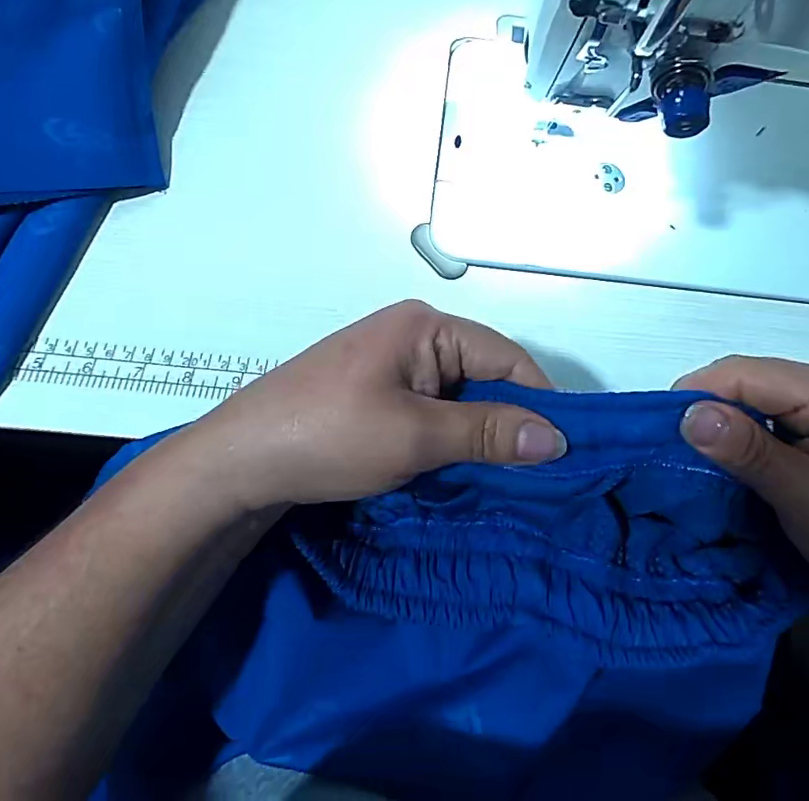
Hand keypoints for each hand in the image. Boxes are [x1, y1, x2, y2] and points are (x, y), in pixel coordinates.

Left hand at [174, 301, 566, 511]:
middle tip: (539, 478)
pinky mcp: (374, 391)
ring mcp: (389, 362)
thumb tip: (559, 438)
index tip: (568, 456)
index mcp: (424, 326)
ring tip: (504, 481)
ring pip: (456, 397)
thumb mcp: (415, 436)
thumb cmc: (329, 436)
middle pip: (483, 375)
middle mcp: (411, 334)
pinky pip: (428, 409)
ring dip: (477, 435)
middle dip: (508, 423)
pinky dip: (447, 438)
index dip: (540, 402)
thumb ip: (488, 432)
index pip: (506, 356)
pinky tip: (458, 470)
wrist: (241, 460)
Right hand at [674, 356, 808, 627]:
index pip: (747, 372)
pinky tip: (729, 473)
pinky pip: (770, 431)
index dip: (698, 394)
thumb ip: (751, 454)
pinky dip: (742, 448)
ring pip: (755, 408)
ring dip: (723, 432)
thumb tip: (687, 413)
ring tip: (695, 465)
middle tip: (674, 454)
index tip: (660, 435)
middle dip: (707, 413)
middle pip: (748, 384)